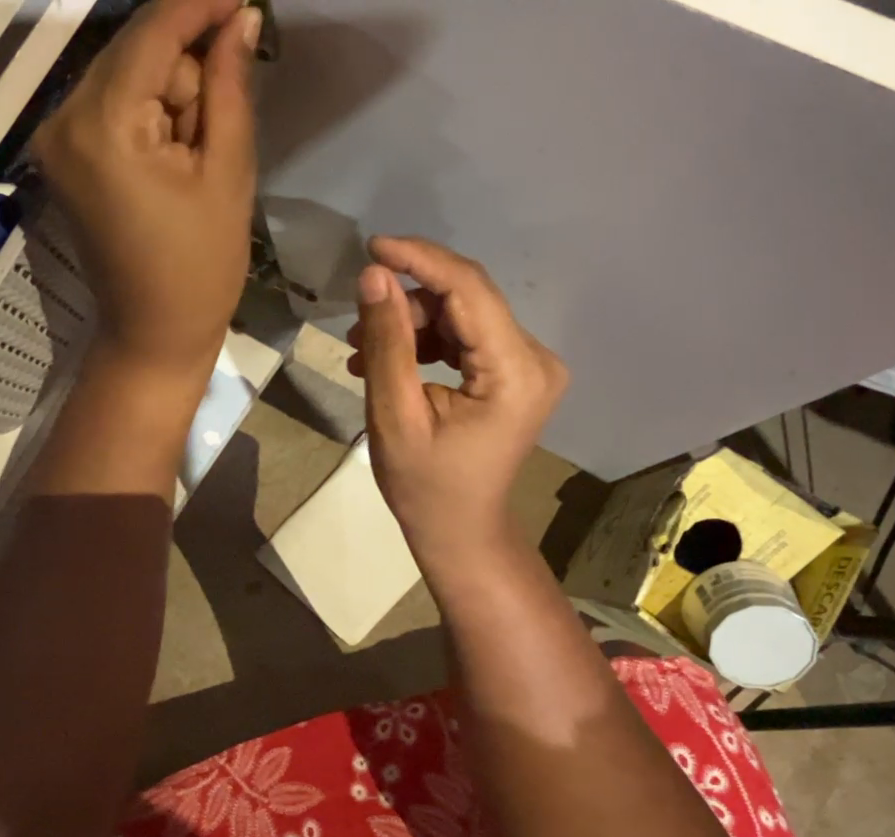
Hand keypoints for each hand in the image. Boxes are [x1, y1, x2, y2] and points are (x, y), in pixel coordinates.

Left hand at [33, 0, 260, 366]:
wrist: (153, 336)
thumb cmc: (200, 269)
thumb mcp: (226, 174)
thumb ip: (228, 87)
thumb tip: (240, 19)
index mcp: (104, 127)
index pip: (152, 31)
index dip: (200, 4)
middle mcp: (64, 120)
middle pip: (135, 48)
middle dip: (186, 63)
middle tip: (221, 116)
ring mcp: (56, 139)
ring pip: (125, 74)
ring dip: (170, 92)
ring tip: (197, 155)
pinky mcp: (63, 156)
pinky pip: (111, 105)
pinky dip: (148, 113)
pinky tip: (174, 154)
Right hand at [349, 236, 569, 568]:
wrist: (459, 531)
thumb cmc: (424, 487)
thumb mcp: (395, 416)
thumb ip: (388, 343)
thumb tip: (374, 276)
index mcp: (516, 372)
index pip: (469, 290)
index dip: (420, 260)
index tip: (372, 247)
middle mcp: (537, 359)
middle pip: (469, 299)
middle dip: (409, 300)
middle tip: (357, 322)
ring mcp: (531, 367)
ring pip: (465, 315)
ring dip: (413, 324)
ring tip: (363, 353)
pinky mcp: (517, 374)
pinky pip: (469, 338)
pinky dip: (428, 343)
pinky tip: (389, 362)